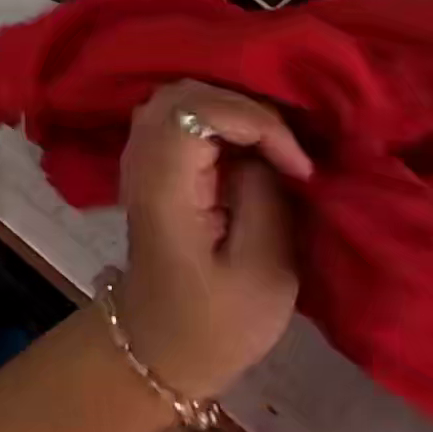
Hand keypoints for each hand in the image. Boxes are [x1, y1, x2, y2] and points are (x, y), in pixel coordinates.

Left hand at [116, 81, 312, 399]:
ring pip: (178, 96)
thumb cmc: (215, 318)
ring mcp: (136, 154)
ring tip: (274, 142)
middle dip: (245, 107)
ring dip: (229, 108)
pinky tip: (245, 142)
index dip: (254, 122)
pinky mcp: (146, 159)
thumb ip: (265, 197)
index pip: (196, 111)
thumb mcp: (263, 271)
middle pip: (184, 93)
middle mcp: (139, 156)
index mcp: (162, 182)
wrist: (159, 339)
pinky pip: (175, 113)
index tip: (296, 165)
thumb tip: (265, 150)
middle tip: (288, 148)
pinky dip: (214, 115)